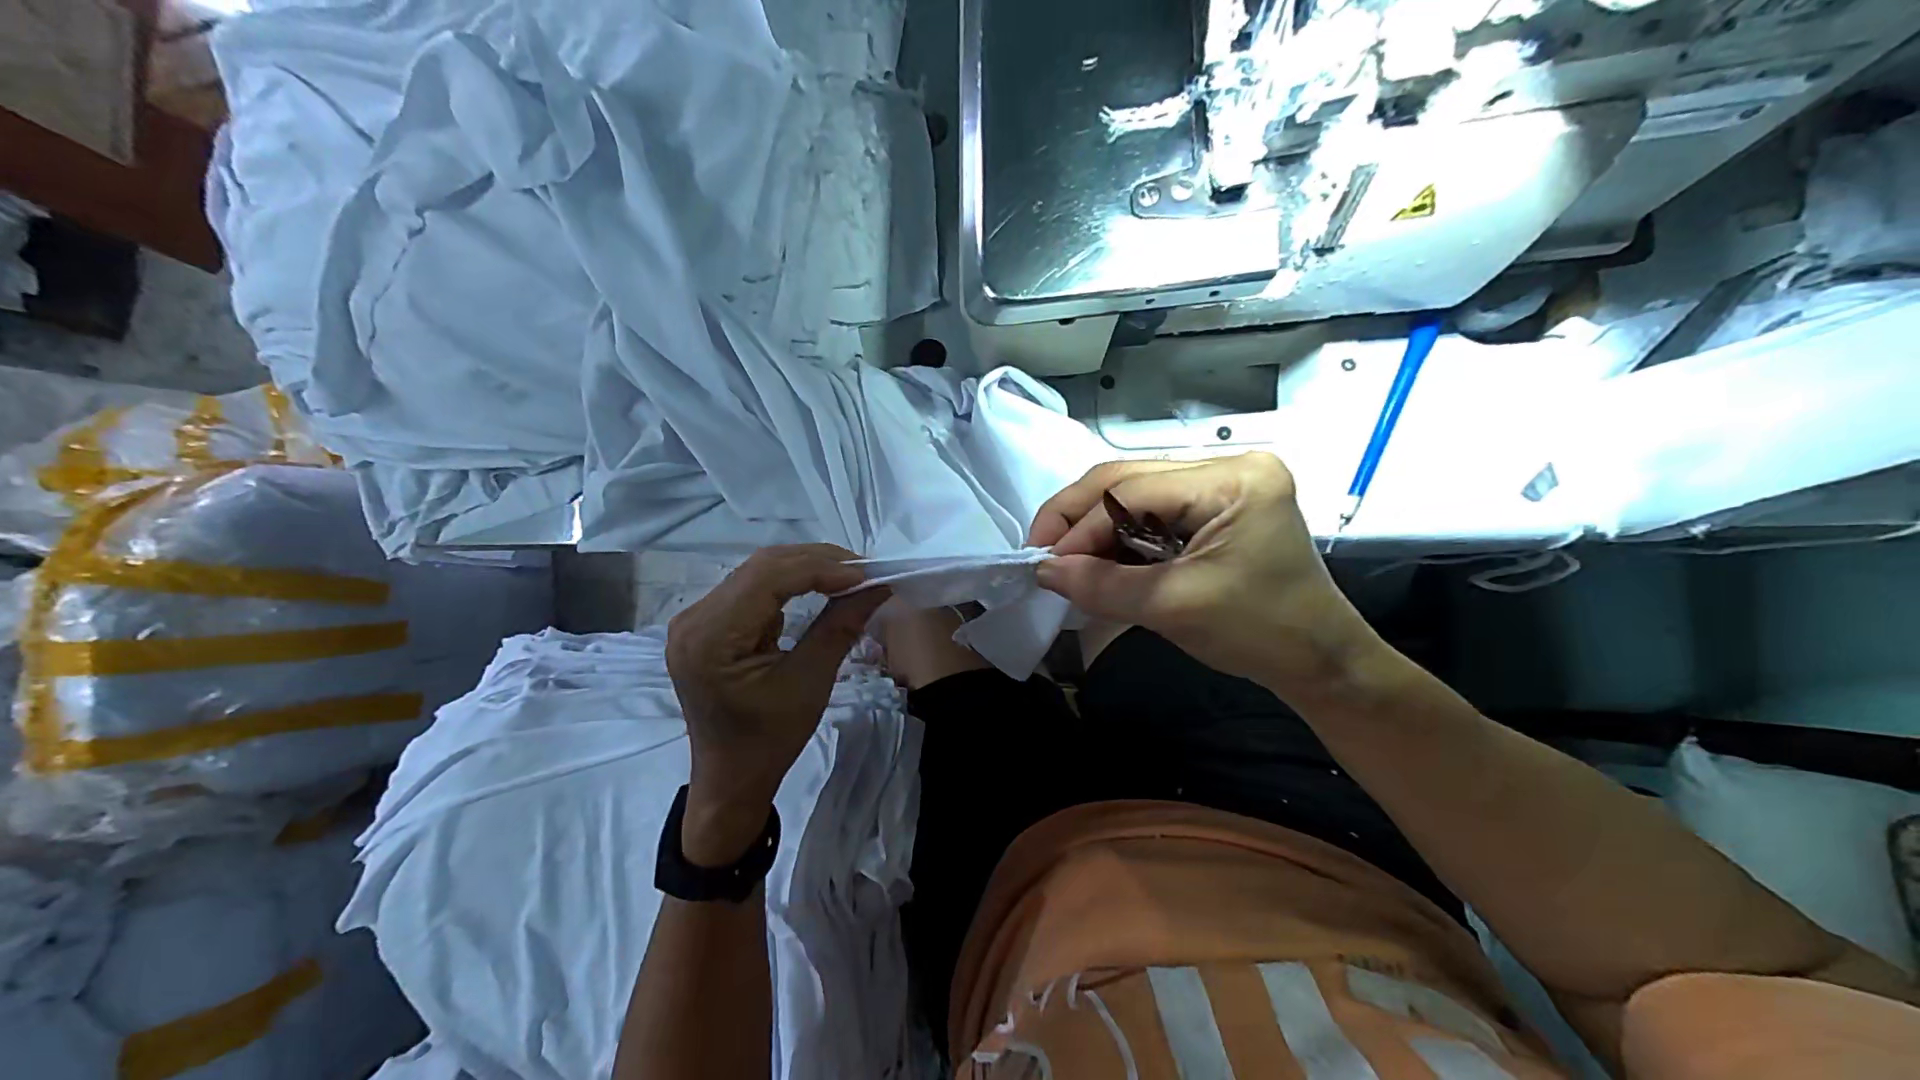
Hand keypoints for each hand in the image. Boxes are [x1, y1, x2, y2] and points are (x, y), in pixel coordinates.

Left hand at [666, 545, 888, 865]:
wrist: (732, 778)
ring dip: (806, 569)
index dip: (820, 568)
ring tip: (850, 577)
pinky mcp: (710, 624)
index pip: (768, 578)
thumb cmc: (769, 740)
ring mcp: (698, 619)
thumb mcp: (809, 683)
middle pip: (761, 567)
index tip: (868, 574)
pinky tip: (821, 588)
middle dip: (817, 562)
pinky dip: (791, 584)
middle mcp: (694, 618)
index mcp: (710, 636)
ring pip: (758, 572)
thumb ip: (840, 627)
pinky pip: (754, 589)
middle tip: (866, 571)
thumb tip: (878, 585)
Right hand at [1029, 454, 1382, 694]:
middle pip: (1128, 479)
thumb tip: (1043, 570)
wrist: (1321, 663)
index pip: (1134, 491)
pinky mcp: (1214, 509)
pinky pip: (1150, 515)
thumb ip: (1103, 585)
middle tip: (1041, 551)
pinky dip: (1117, 539)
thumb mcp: (1174, 607)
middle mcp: (1227, 467)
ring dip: (1093, 528)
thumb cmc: (1262, 633)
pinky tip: (1094, 560)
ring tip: (1063, 561)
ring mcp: (1221, 486)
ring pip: (1133, 495)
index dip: (1081, 525)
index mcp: (1234, 479)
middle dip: (1078, 516)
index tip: (1044, 562)